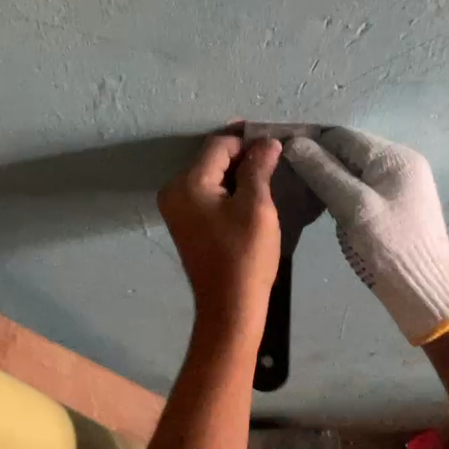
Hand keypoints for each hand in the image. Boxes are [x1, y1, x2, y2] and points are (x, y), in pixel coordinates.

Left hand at [156, 133, 282, 323]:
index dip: (247, 141)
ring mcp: (176, 207)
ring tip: (266, 173)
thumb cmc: (244, 255)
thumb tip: (266, 142)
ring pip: (209, 174)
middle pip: (210, 158)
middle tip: (273, 156)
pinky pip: (206, 192)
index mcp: (187, 183)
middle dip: (241, 155)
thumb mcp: (257, 207)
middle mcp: (173, 190)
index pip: (218, 146)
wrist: (230, 307)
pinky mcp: (184, 221)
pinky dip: (226, 187)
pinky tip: (248, 192)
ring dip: (235, 171)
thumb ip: (258, 168)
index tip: (274, 143)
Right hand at [284, 128, 448, 344]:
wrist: (425, 295)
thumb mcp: (352, 206)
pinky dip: (341, 192)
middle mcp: (401, 163)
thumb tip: (293, 142)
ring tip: (300, 191)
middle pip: (348, 150)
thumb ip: (322, 171)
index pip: (341, 136)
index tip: (280, 157)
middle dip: (318, 161)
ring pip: (353, 170)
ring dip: (328, 178)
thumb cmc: (389, 247)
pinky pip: (361, 187)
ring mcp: (401, 185)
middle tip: (287, 177)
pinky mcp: (397, 205)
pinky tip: (324, 205)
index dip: (309, 143)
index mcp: (395, 157)